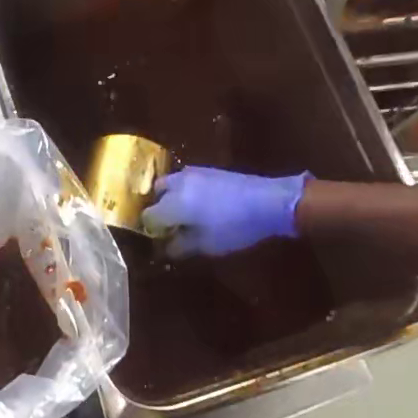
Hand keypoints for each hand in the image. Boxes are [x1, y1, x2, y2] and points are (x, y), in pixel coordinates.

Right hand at [139, 167, 310, 257]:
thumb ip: (180, 246)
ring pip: (171, 184)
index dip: (151, 230)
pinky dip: (185, 191)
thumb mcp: (205, 244)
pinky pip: (187, 180)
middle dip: (159, 209)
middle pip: (156, 194)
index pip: (148, 216)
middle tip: (171, 226)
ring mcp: (194, 173)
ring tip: (186, 215)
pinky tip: (201, 205)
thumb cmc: (234, 227)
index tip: (161, 241)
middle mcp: (178, 184)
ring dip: (172, 198)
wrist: (269, 202)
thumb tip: (166, 247)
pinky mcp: (210, 170)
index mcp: (172, 203)